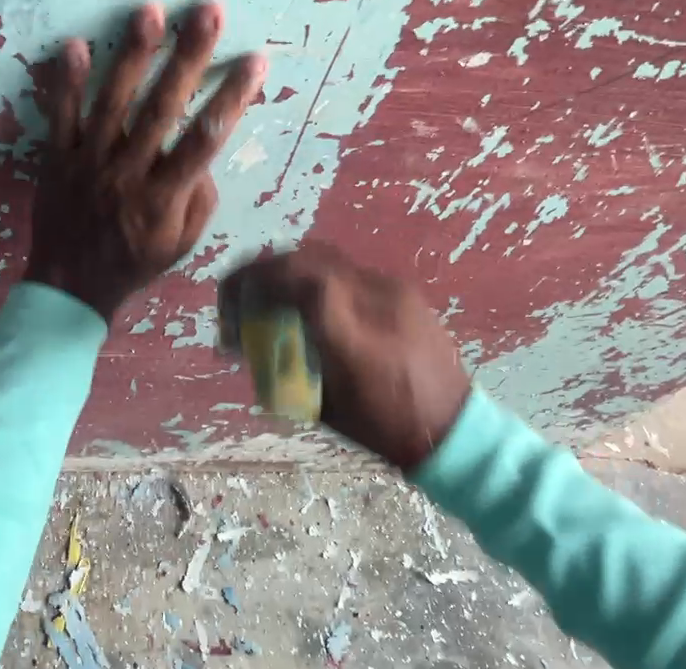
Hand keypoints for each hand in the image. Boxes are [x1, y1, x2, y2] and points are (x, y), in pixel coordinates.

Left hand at [25, 0, 266, 319]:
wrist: (69, 284)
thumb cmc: (134, 261)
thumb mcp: (182, 243)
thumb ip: (199, 197)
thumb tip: (204, 154)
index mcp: (163, 196)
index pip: (206, 139)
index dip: (233, 98)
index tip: (256, 60)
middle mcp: (128, 172)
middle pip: (162, 108)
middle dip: (188, 57)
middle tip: (207, 12)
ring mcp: (88, 161)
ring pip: (113, 103)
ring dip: (133, 56)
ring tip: (149, 12)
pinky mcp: (56, 157)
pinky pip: (60, 117)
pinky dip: (64, 83)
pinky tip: (73, 45)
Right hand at [222, 244, 470, 469]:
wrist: (453, 429)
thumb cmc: (383, 428)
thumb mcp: (323, 405)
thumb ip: (284, 363)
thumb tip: (244, 341)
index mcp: (354, 337)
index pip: (300, 280)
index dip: (257, 279)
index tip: (232, 298)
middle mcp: (375, 301)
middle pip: (308, 258)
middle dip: (265, 268)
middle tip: (241, 289)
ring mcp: (392, 289)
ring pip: (326, 256)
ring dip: (289, 267)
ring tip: (270, 288)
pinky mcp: (402, 289)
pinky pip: (347, 269)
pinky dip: (316, 275)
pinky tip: (308, 298)